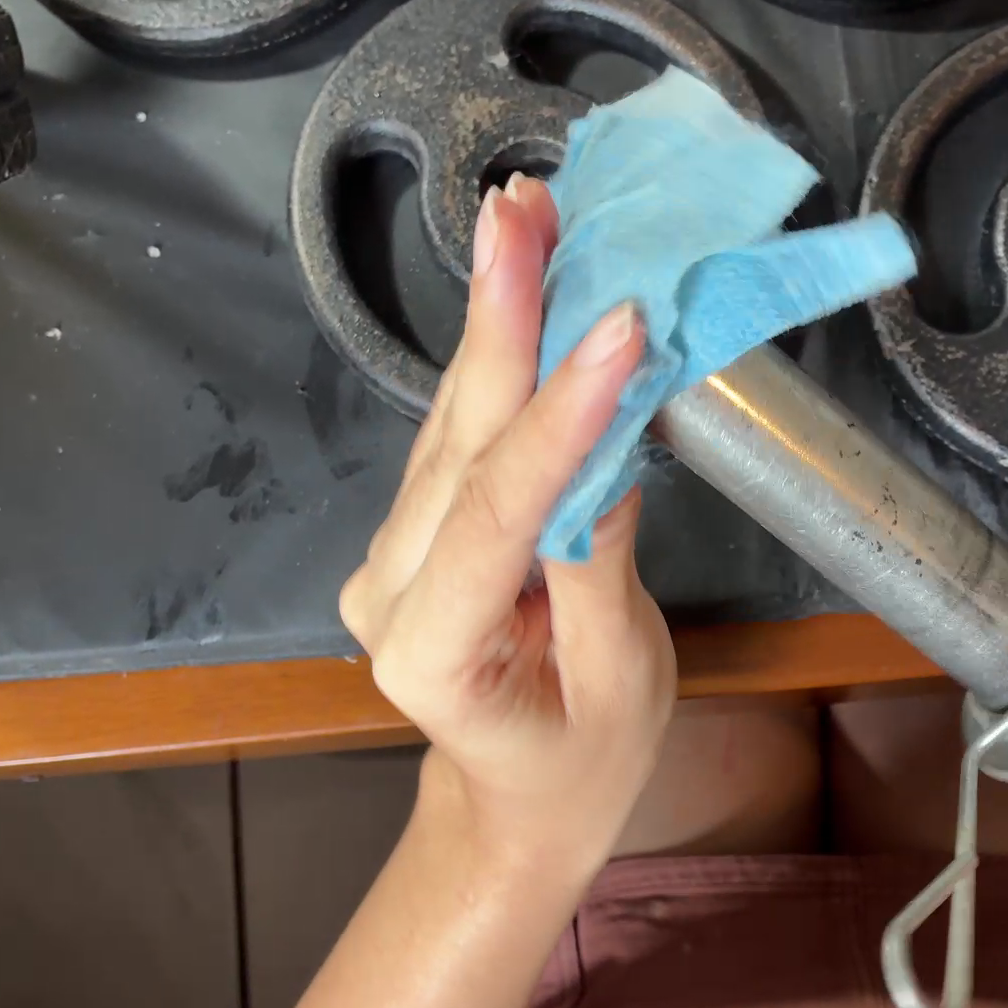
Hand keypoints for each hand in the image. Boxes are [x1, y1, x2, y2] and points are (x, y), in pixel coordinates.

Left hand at [339, 175, 675, 878]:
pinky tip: (517, 298)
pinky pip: (455, 442)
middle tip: (525, 210)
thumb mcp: (619, 680)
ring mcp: (390, 557)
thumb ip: (602, 563)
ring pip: (449, 430)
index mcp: (433, 653)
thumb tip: (612, 434)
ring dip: (493, 327)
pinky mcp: (410, 534)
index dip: (560, 417)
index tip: (618, 323)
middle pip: (456, 449)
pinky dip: (494, 369)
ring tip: (525, 227)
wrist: (517, 797)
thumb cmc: (580, 765)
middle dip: (498, 323)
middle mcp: (389, 591)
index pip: (499, 515)